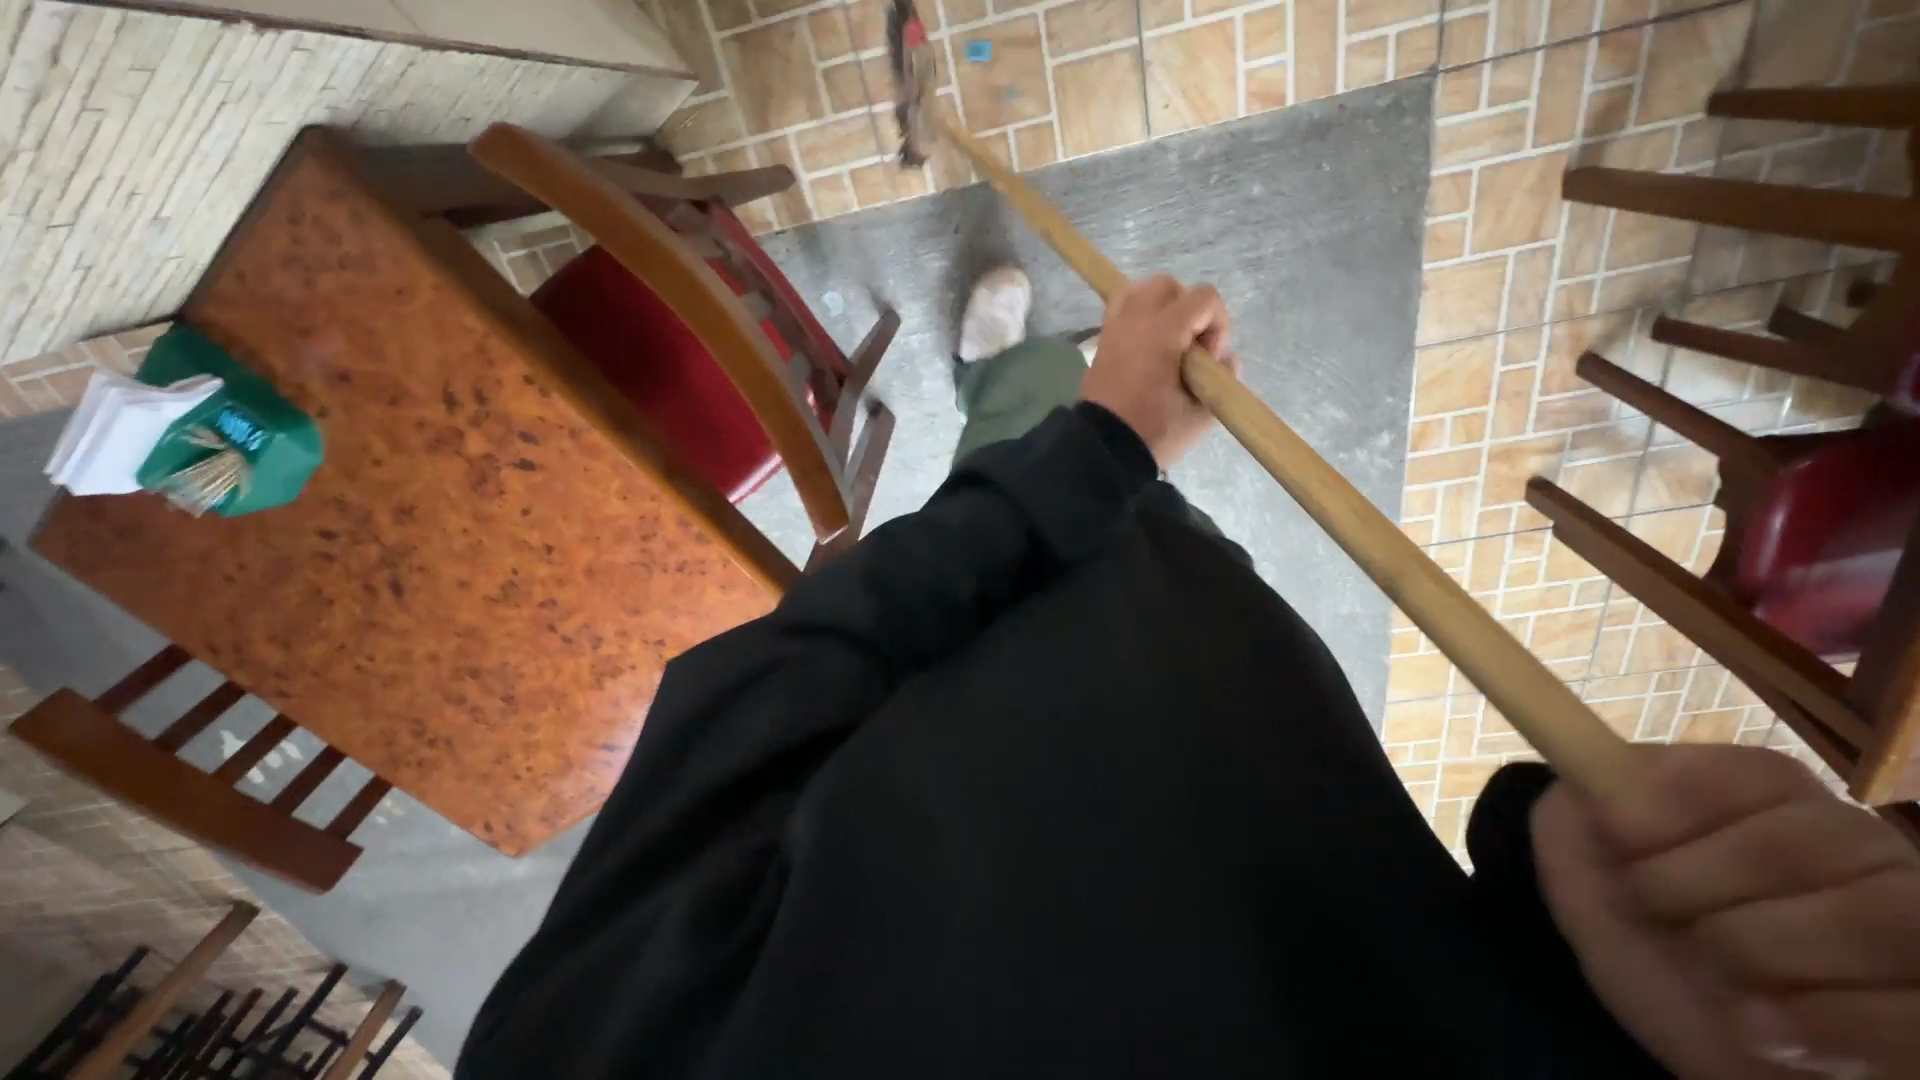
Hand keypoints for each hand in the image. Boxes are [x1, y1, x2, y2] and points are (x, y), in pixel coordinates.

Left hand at [1079, 275, 1239, 469]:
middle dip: (1188, 310)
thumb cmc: (1154, 432)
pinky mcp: (1101, 343)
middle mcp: (1134, 320)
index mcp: (1162, 332)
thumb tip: (1225, 360)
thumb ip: (1221, 379)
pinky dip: (1138, 319)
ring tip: (1168, 344)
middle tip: (1190, 348)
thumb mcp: (1201, 414)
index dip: (1217, 325)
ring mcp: (1113, 329)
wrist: (1102, 449)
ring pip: (1140, 291)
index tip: (1208, 360)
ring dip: (1161, 309)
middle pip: (1168, 285)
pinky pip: (1121, 311)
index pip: (1204, 297)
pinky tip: (1148, 351)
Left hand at [1533, 744, 1919, 1078]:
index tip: (1623, 842)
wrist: (1699, 1046)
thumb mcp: (1583, 873)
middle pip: (1801, 843)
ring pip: (1878, 919)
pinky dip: (1828, 1024)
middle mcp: (1857, 846)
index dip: (1671, 810)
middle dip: (1697, 889)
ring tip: (1717, 977)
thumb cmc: (1645, 947)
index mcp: (1765, 799)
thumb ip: (1575, 813)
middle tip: (1664, 919)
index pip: (1749, 773)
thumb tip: (1594, 781)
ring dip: (1762, 954)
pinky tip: (1766, 1031)